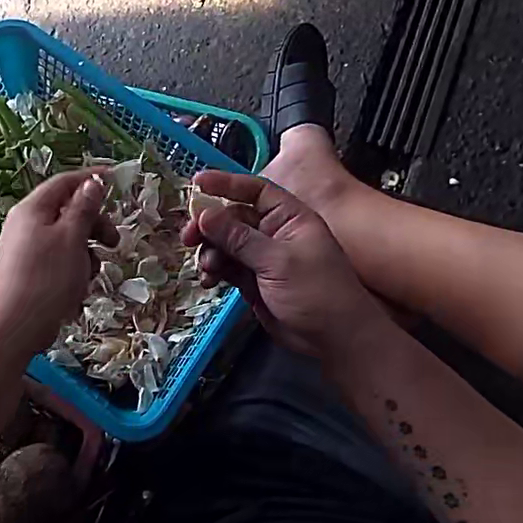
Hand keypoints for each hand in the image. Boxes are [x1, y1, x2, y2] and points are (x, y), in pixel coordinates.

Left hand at [0, 169, 117, 361]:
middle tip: (114, 243)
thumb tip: (92, 183)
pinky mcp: (28, 272)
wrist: (13, 328)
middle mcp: (26, 224)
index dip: (91, 179)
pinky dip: (72, 270)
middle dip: (94, 225)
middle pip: (68, 212)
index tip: (116, 180)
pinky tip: (76, 290)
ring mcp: (25, 249)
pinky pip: (57, 261)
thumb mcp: (72, 238)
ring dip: (86, 253)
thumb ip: (84, 208)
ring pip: (66, 240)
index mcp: (33, 209)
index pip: (65, 182)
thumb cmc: (46, 279)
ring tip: (90, 275)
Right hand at [184, 170, 383, 360]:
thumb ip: (239, 238)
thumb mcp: (278, 261)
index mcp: (289, 217)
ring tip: (207, 268)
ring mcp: (263, 257)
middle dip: (209, 225)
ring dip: (210, 251)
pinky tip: (209, 281)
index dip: (226, 183)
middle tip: (188, 237)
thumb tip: (205, 214)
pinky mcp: (253, 279)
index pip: (255, 190)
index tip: (197, 183)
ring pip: (225, 243)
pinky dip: (214, 270)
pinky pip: (226, 266)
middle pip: (233, 217)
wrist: (334, 339)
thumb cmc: (317, 292)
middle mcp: (274, 232)